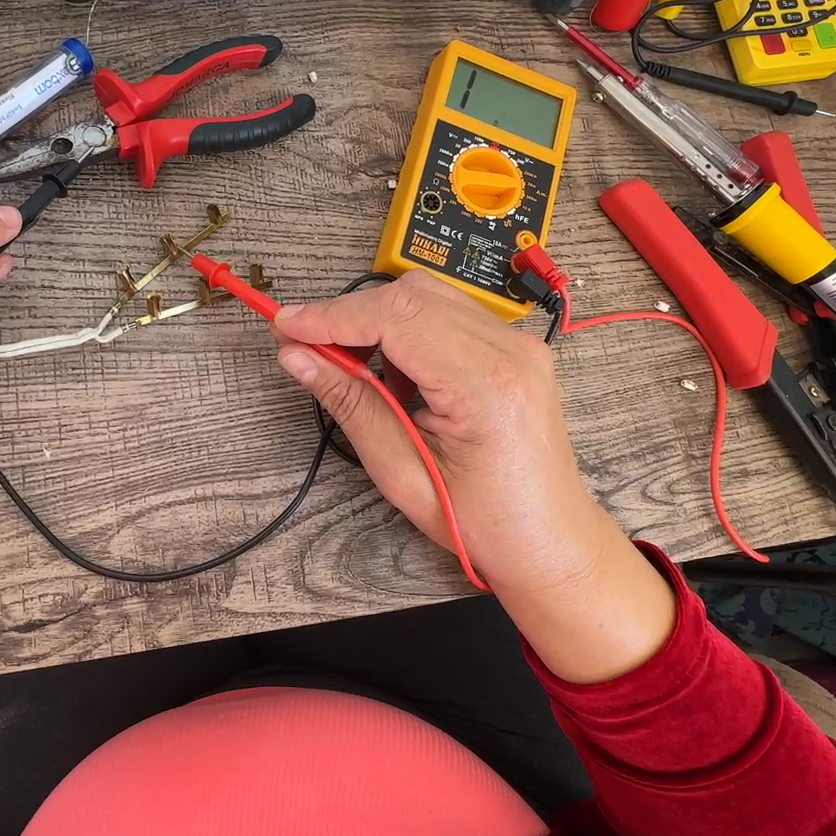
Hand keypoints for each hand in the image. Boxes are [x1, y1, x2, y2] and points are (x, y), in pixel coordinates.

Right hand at [269, 270, 616, 598]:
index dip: (332, 316)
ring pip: (428, 296)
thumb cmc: (480, 522)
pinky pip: (447, 314)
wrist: (549, 541)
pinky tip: (394, 373)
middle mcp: (511, 351)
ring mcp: (519, 345)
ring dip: (376, 320)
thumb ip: (349, 403)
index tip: (285, 325)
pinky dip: (406, 330)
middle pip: (411, 294)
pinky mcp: (515, 348)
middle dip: (349, 313)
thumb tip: (297, 356)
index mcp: (486, 386)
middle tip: (306, 345)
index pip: (397, 318)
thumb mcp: (400, 471)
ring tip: (350, 367)